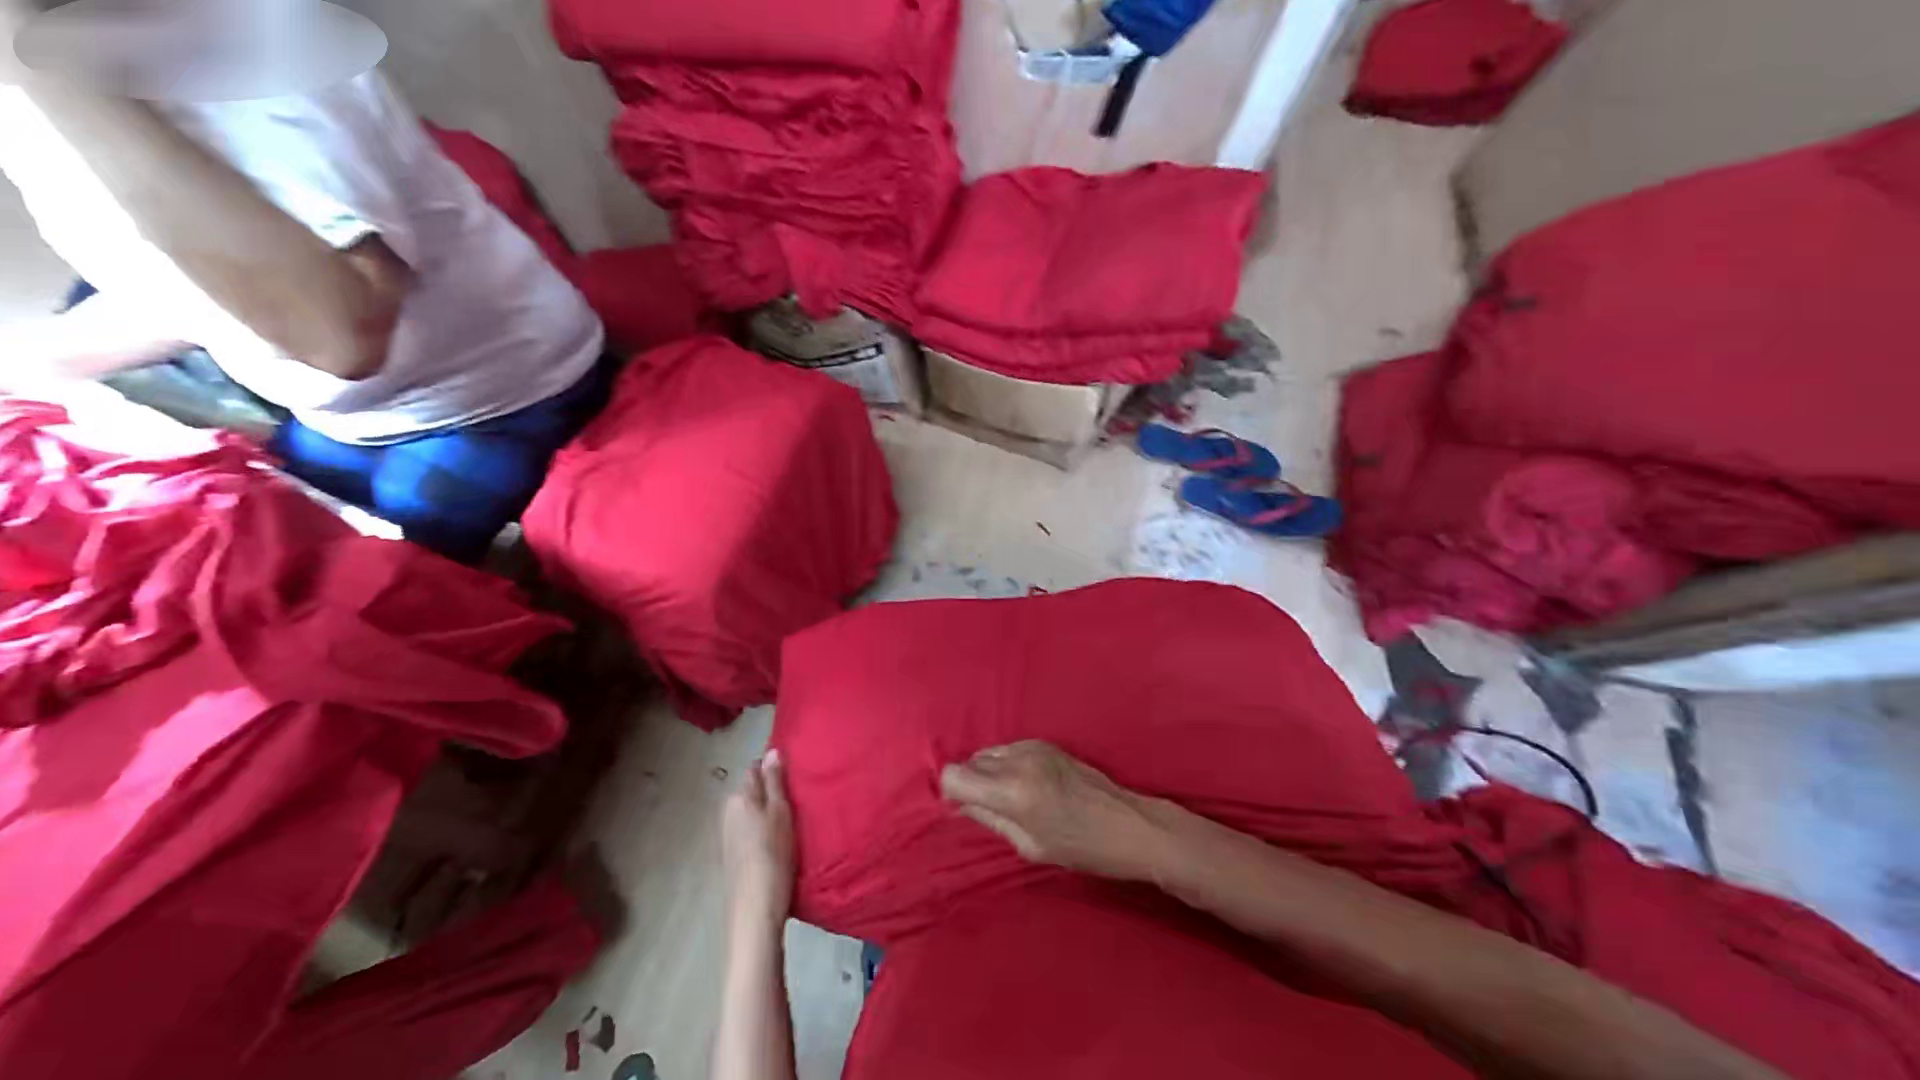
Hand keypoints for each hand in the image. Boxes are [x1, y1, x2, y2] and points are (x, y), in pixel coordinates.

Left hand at [721, 750, 794, 929]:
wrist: (755, 910)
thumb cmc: (773, 855)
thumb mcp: (780, 812)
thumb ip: (774, 782)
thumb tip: (771, 750)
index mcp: (739, 797)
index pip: (756, 769)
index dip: (774, 770)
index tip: (795, 778)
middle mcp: (727, 811)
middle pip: (751, 791)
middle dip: (770, 792)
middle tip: (797, 801)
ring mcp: (727, 835)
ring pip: (750, 812)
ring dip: (766, 813)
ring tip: (791, 824)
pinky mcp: (732, 856)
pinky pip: (748, 830)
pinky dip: (761, 831)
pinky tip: (777, 844)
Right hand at [939, 740, 1175, 881]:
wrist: (1129, 825)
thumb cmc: (1081, 848)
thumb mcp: (1029, 845)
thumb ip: (990, 819)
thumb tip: (960, 805)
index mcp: (1012, 792)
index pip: (954, 776)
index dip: (951, 792)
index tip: (962, 808)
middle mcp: (1018, 761)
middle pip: (969, 762)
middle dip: (970, 783)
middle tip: (987, 808)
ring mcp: (1033, 747)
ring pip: (987, 753)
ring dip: (988, 773)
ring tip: (1009, 797)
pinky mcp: (1046, 743)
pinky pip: (1008, 749)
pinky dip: (1006, 764)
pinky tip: (1026, 784)